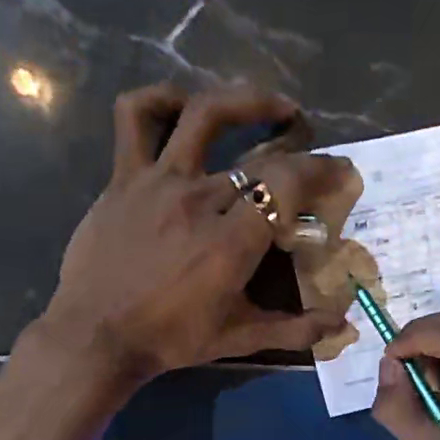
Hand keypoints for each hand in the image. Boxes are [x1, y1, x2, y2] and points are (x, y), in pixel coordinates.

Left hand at [33, 83, 352, 386]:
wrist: (96, 335)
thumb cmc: (170, 339)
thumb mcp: (238, 339)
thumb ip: (295, 330)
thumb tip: (342, 324)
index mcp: (231, 242)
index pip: (287, 183)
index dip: (323, 169)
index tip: (342, 172)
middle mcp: (200, 199)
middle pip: (260, 157)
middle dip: (298, 151)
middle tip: (313, 158)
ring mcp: (159, 181)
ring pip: (206, 116)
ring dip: (247, 101)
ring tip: (273, 106)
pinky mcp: (124, 177)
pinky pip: (136, 118)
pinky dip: (160, 100)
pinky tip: (182, 106)